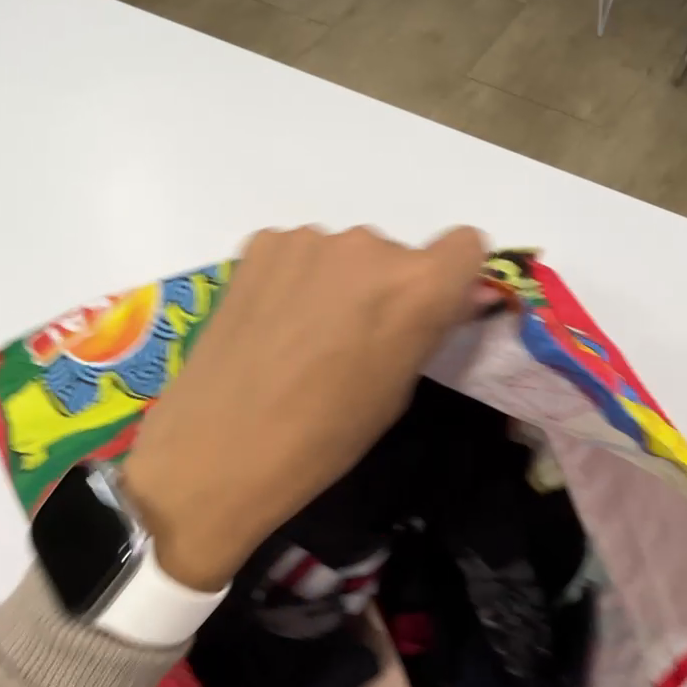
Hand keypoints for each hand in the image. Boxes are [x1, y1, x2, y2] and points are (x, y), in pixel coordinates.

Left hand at [121, 225, 492, 590]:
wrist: (220, 447)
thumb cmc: (323, 438)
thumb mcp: (394, 392)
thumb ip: (422, 332)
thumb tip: (436, 303)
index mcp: (417, 287)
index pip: (465, 245)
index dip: (449, 279)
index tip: (424, 314)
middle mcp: (368, 245)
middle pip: (394, 256)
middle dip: (380, 291)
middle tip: (346, 343)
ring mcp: (307, 240)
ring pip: (340, 255)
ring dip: (331, 284)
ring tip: (297, 340)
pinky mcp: (259, 245)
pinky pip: (294, 254)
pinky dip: (289, 281)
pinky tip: (266, 325)